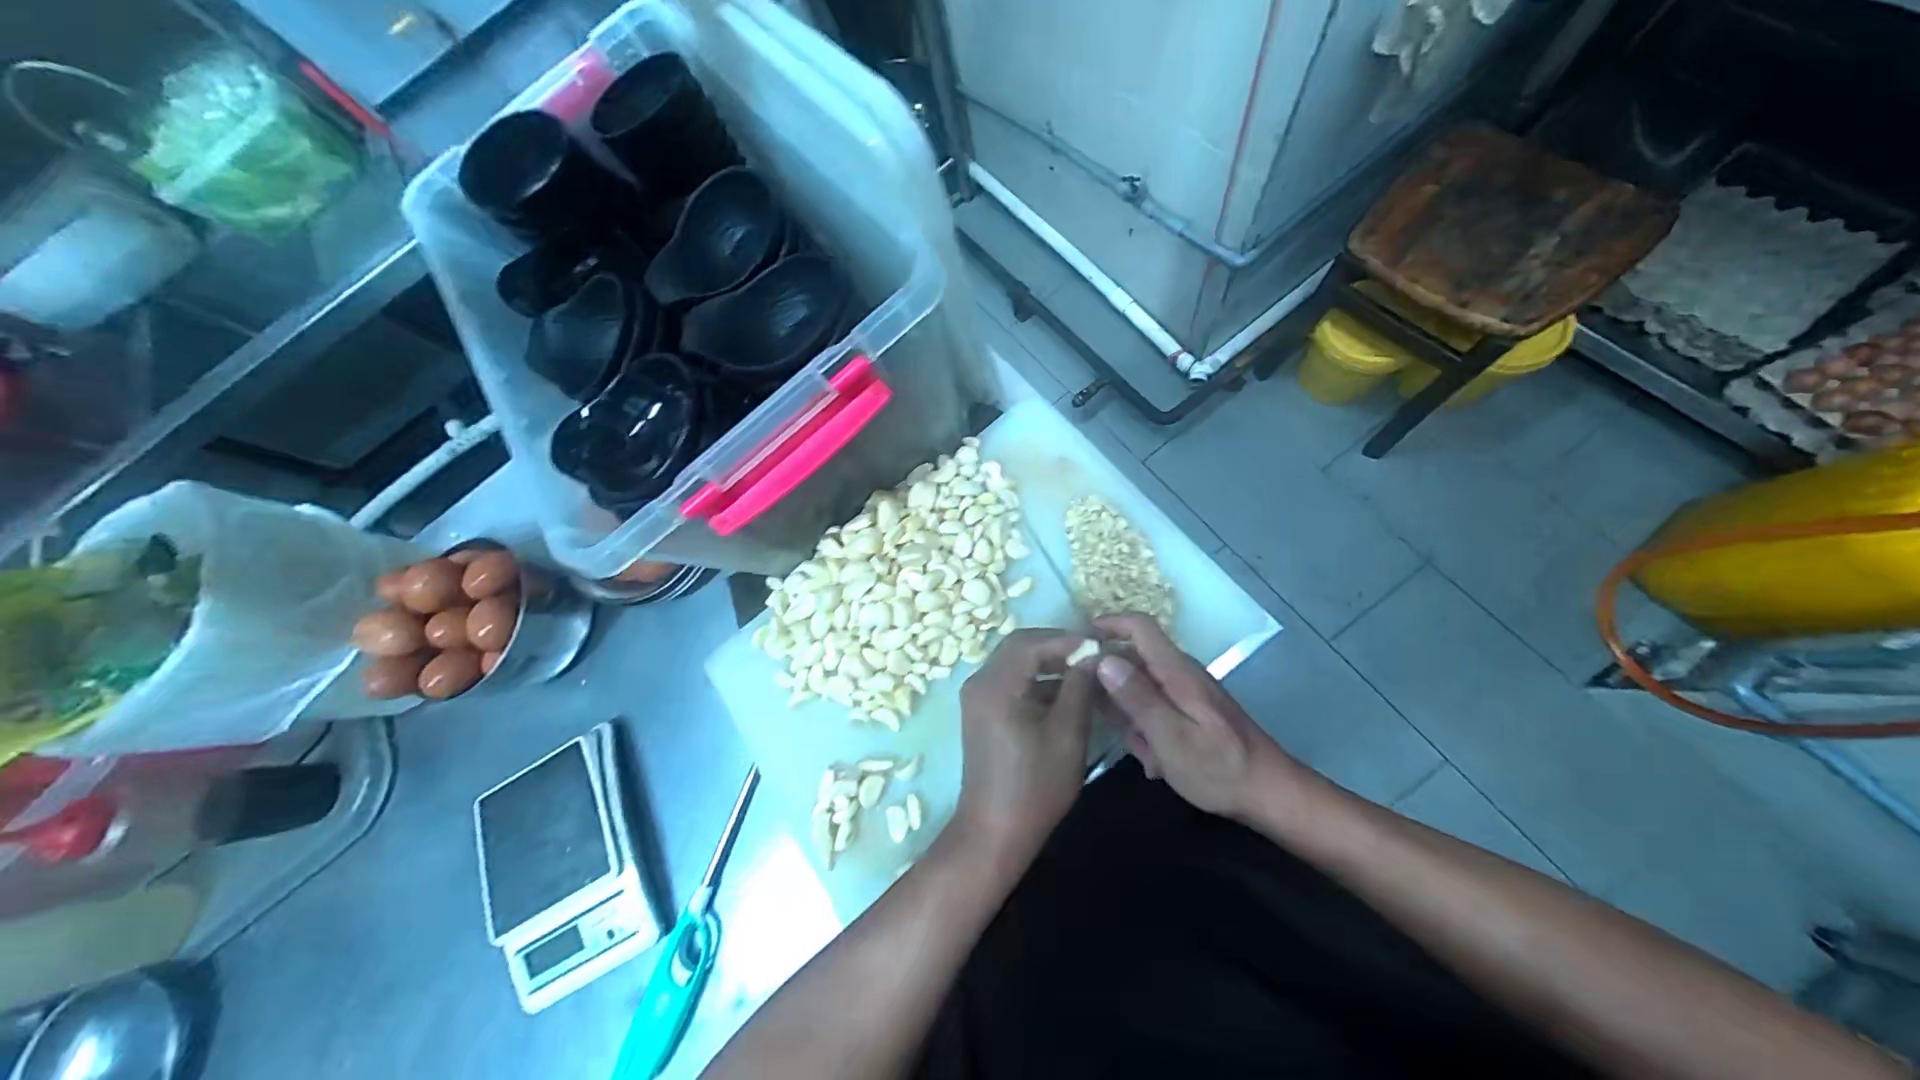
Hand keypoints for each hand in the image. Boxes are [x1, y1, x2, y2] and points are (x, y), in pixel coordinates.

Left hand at [954, 630, 1097, 869]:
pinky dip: (1038, 682)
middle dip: (1058, 648)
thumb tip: (1093, 655)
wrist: (995, 831)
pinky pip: (1011, 683)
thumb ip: (1079, 686)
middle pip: (1020, 647)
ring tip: (1088, 674)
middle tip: (1095, 656)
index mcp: (995, 684)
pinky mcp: (983, 713)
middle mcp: (979, 682)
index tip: (1102, 646)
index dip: (1068, 639)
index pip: (1031, 642)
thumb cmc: (1035, 785)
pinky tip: (1067, 695)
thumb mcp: (1067, 733)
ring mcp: (978, 698)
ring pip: (1016, 664)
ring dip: (1050, 664)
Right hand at [1093, 615, 1305, 822]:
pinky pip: (1154, 710)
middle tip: (1104, 724)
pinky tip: (1155, 762)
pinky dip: (1148, 732)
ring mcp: (1186, 694)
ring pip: (1140, 690)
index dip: (1107, 625)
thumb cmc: (1221, 769)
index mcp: (1177, 672)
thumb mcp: (1172, 738)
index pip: (1140, 627)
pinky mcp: (1190, 712)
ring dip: (1131, 718)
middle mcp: (1181, 675)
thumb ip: (1137, 698)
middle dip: (1112, 689)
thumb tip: (1103, 659)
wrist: (1271, 795)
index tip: (1076, 643)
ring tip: (1143, 755)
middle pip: (1133, 660)